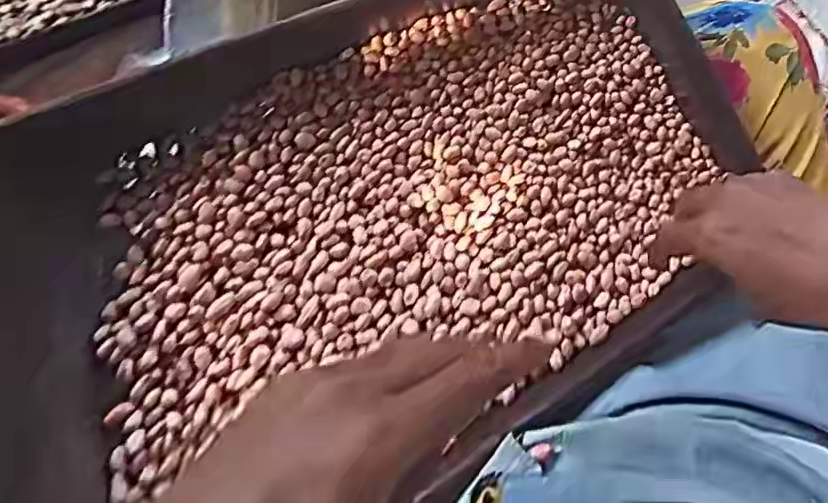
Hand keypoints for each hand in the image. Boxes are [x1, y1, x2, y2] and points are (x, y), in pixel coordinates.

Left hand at [165, 337, 545, 502]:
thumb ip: (424, 481)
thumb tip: (459, 448)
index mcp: (376, 438)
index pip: (464, 380)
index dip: (510, 359)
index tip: (544, 346)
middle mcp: (350, 391)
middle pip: (436, 350)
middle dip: (479, 349)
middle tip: (510, 359)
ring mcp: (313, 380)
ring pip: (398, 350)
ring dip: (437, 356)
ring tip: (458, 372)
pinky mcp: (284, 384)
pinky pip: (359, 364)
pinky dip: (393, 369)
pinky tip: (389, 396)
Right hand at [648, 172, 827, 358]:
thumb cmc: (807, 298)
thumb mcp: (754, 297)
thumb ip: (725, 271)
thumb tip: (720, 263)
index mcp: (710, 233)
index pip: (668, 234)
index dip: (658, 249)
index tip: (657, 261)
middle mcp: (724, 199)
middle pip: (688, 201)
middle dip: (683, 221)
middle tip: (690, 241)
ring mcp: (753, 183)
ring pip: (718, 189)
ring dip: (713, 206)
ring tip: (726, 227)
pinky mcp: (781, 176)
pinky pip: (748, 185)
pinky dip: (743, 199)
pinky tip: (762, 216)